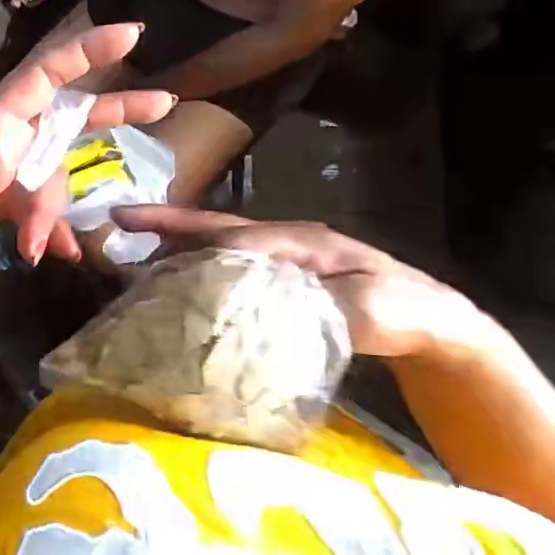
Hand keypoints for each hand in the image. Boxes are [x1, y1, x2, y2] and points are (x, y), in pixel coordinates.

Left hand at [0, 24, 174, 268]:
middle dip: (114, 110)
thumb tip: (13, 124)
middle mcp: (6, 135)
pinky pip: (46, 203)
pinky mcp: (9, 192)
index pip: (43, 77)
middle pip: (69, 115)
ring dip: (53, 212)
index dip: (85, 53)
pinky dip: (53, 227)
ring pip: (58, 174)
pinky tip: (56, 252)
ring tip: (35, 248)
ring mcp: (10, 165)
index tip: (130, 34)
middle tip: (165, 103)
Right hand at [108, 206, 498, 359]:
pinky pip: (227, 274)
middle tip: (117, 225)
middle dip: (165, 226)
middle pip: (214, 229)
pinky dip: (194, 275)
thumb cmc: (410, 312)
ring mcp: (279, 263)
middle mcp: (283, 244)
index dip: (186, 235)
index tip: (138, 236)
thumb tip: (277, 312)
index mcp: (302, 241)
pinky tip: (173, 291)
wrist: (437, 329)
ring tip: (129, 257)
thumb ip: (336, 307)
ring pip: (215, 248)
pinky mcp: (278, 286)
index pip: (235, 236)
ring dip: (173, 249)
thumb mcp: (383, 310)